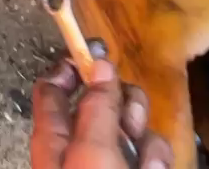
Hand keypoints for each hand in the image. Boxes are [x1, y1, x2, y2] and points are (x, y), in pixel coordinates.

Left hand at [31, 58, 171, 168]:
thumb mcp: (93, 151)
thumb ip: (97, 106)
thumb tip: (101, 63)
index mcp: (53, 135)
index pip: (53, 85)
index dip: (73, 63)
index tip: (101, 51)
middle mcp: (79, 145)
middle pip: (102, 100)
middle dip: (126, 105)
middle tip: (132, 123)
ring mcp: (107, 163)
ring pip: (132, 128)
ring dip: (146, 140)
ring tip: (148, 164)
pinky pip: (149, 157)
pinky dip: (156, 162)